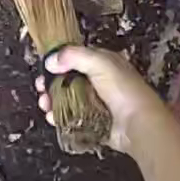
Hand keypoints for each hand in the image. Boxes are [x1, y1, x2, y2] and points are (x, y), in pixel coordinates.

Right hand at [33, 45, 172, 154]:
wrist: (138, 124)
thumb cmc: (123, 90)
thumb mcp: (100, 63)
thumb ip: (74, 56)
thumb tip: (51, 60)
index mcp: (104, 64)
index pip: (76, 59)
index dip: (59, 62)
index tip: (44, 69)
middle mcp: (100, 82)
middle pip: (69, 80)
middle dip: (51, 84)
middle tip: (41, 90)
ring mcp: (97, 104)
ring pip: (68, 100)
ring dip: (53, 101)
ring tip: (45, 105)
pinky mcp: (94, 123)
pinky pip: (73, 118)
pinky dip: (60, 118)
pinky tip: (52, 118)